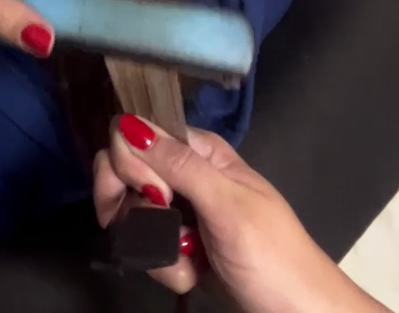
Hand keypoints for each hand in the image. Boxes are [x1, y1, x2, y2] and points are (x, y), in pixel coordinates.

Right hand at [94, 116, 388, 312]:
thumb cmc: (275, 259)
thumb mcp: (228, 207)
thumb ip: (178, 165)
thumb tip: (128, 122)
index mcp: (199, 150)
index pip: (135, 131)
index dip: (131, 159)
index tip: (154, 193)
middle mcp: (184, 172)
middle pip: (123, 170)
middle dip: (133, 207)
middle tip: (163, 229)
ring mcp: (180, 210)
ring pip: (130, 211)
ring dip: (151, 243)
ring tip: (186, 262)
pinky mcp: (178, 244)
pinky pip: (145, 243)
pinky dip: (162, 263)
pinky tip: (190, 276)